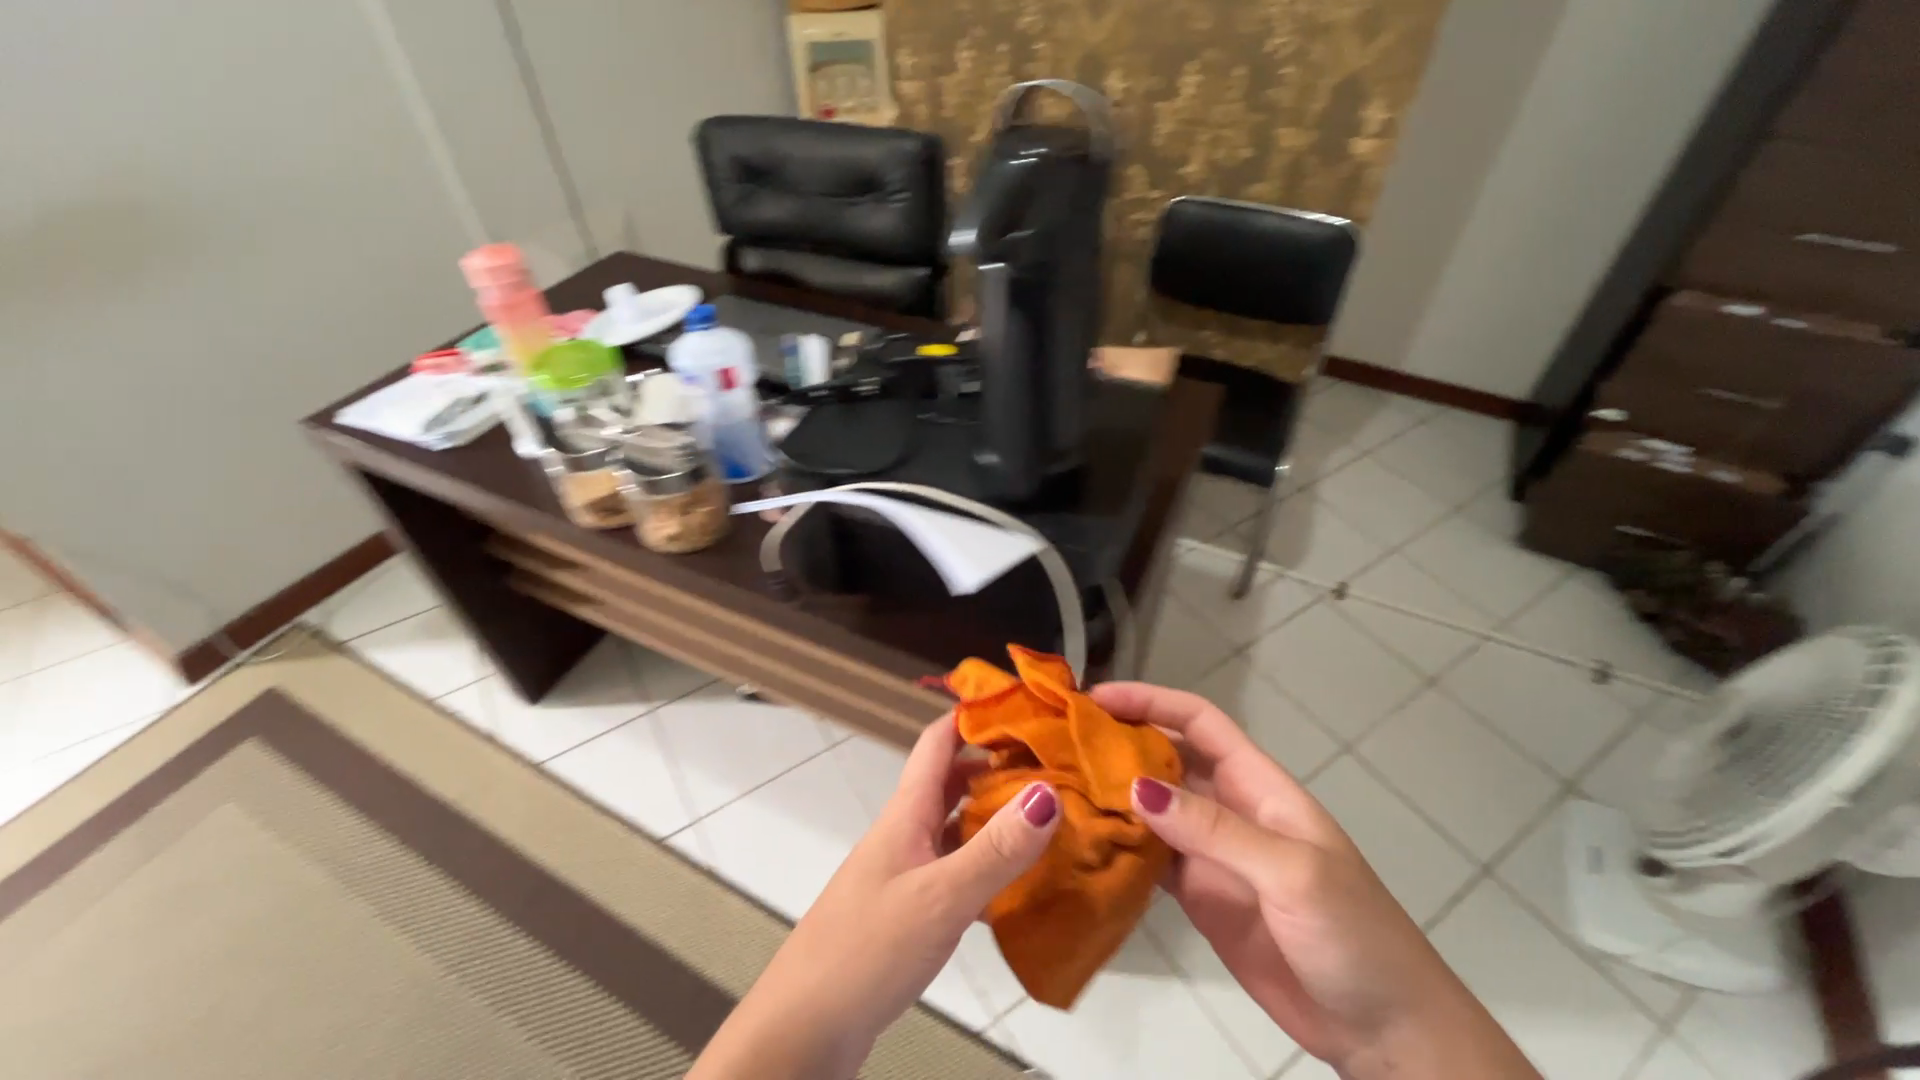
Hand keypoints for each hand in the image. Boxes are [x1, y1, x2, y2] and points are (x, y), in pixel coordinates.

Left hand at [689, 715, 1058, 1078]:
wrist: (804, 1028)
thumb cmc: (867, 949)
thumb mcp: (940, 898)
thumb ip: (996, 849)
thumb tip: (1047, 789)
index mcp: (907, 814)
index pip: (939, 740)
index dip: (976, 713)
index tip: (1028, 703)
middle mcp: (905, 833)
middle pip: (952, 780)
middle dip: (999, 764)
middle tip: (1057, 764)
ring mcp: (905, 872)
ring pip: (956, 826)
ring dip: (997, 815)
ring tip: (1052, 817)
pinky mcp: (908, 911)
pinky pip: (956, 869)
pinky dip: (988, 865)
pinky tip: (1020, 883)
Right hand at [1090, 682, 1538, 1079]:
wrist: (1383, 1027)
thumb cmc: (1354, 934)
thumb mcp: (1292, 872)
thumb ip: (1215, 829)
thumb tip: (1136, 786)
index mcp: (1260, 787)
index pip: (1201, 723)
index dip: (1152, 702)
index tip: (1095, 698)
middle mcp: (1231, 812)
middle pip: (1167, 761)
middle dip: (1118, 745)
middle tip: (1057, 745)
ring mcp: (1213, 857)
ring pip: (1152, 811)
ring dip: (1110, 797)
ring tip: (1055, 789)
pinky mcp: (1200, 899)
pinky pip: (1151, 862)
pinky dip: (1118, 850)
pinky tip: (1081, 846)